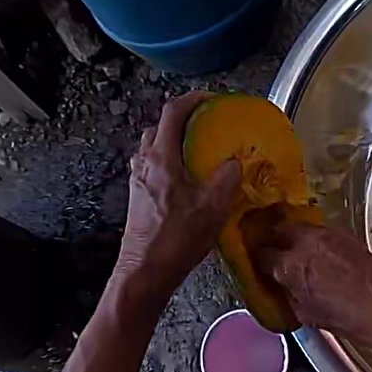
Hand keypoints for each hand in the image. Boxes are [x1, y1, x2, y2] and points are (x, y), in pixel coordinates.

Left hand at [113, 93, 241, 303]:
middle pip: (159, 128)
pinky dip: (170, 163)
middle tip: (207, 126)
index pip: (172, 113)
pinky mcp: (138, 197)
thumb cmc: (177, 238)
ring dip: (175, 143)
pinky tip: (188, 180)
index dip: (193, 100)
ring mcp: (138, 180)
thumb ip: (227, 177)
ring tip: (200, 152)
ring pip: (154, 149)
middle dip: (183, 121)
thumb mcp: (213, 206)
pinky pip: (153, 168)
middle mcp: (144, 163)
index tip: (212, 100)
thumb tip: (233, 163)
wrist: (145, 271)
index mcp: (161, 157)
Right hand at [253, 222, 371, 345]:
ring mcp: (325, 234)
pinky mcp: (342, 234)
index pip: (261, 255)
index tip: (258, 268)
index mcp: (289, 265)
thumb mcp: (304, 313)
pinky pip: (315, 232)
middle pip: (275, 232)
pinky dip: (308, 239)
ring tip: (290, 252)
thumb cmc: (347, 318)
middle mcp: (304, 242)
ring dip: (289, 238)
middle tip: (269, 255)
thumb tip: (279, 285)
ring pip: (296, 228)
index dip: (257, 263)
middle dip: (270, 242)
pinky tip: (313, 254)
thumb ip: (285, 293)